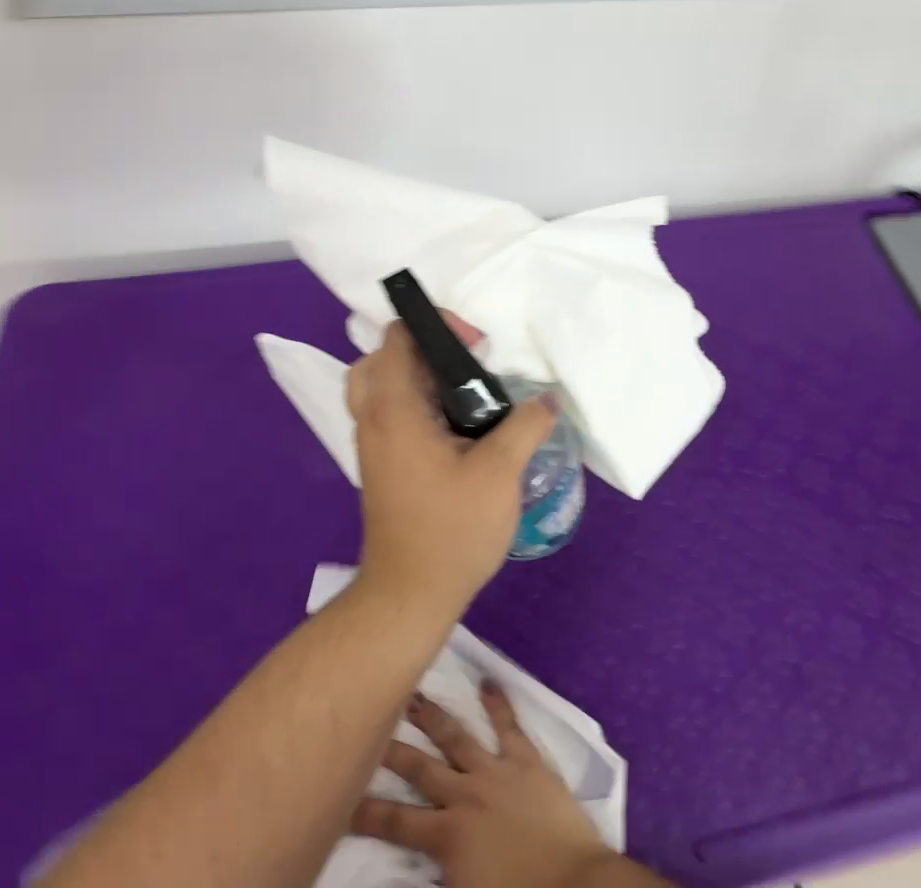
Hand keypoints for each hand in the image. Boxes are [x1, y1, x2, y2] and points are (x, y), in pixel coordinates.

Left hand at [346, 315, 556, 613]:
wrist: (411, 592)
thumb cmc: (452, 529)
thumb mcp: (500, 473)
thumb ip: (526, 426)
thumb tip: (547, 399)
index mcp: (394, 409)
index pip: (399, 338)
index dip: (438, 327)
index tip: (479, 348)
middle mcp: (374, 419)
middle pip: (382, 358)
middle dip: (425, 349)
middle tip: (467, 366)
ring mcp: (373, 445)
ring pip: (383, 388)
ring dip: (420, 379)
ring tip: (466, 395)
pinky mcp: (382, 466)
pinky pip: (391, 415)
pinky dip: (417, 404)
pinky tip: (459, 428)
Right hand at [352, 685, 618, 887]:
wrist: (573, 884)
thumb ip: (429, 877)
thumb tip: (399, 873)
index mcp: (447, 834)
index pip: (393, 822)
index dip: (363, 811)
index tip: (338, 798)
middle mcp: (466, 794)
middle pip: (419, 768)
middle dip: (389, 750)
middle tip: (364, 728)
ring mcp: (498, 772)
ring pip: (457, 738)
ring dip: (433, 717)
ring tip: (411, 695)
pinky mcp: (529, 762)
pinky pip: (510, 728)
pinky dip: (499, 705)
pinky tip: (487, 683)